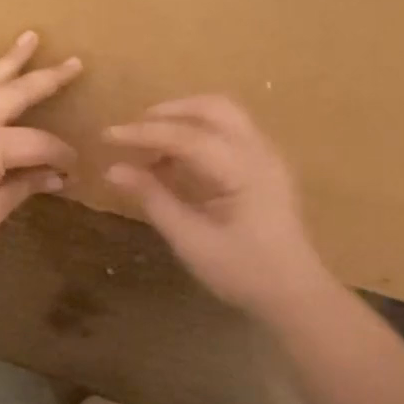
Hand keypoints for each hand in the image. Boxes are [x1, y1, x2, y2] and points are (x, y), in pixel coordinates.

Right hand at [104, 95, 330, 311]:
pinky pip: (229, 132)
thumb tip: (113, 169)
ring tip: (150, 143)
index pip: (187, 136)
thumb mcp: (191, 240)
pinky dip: (198, 133)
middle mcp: (260, 151)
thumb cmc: (243, 272)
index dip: (144, 133)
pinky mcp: (265, 166)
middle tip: (133, 130)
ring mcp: (267, 156)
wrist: (296, 296)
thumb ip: (153, 199)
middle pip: (212, 107)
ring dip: (184, 119)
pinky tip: (174, 160)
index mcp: (244, 169)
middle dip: (168, 112)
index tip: (107, 135)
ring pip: (223, 114)